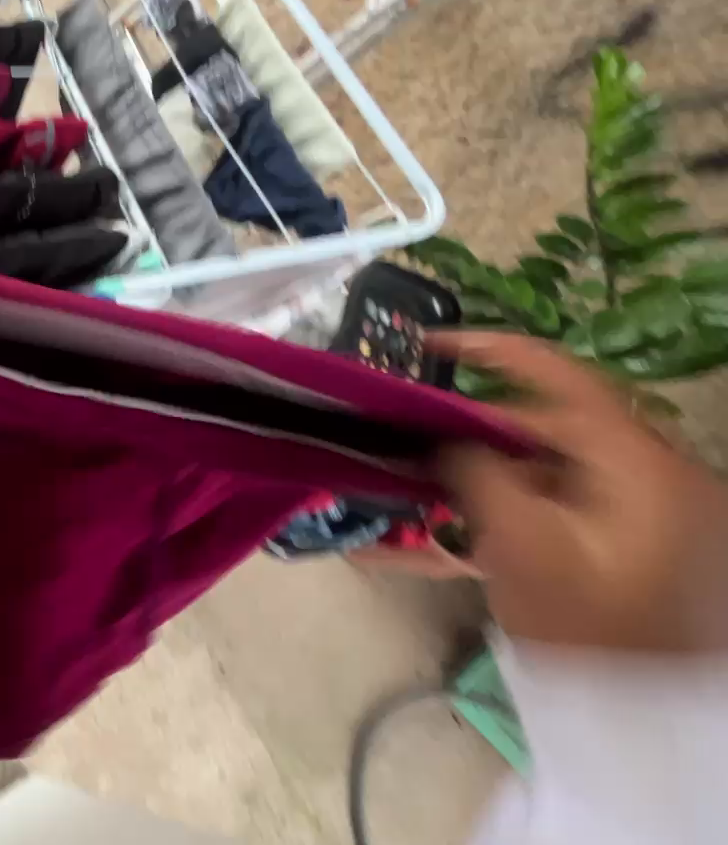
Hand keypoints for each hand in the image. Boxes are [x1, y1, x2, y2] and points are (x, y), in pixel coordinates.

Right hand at [431, 331, 727, 652]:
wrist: (636, 704)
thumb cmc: (583, 619)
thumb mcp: (519, 541)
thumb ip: (477, 472)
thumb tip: (444, 438)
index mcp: (635, 464)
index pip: (561, 378)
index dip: (491, 351)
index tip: (428, 345)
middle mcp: (644, 473)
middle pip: (543, 424)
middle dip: (468, 425)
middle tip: (404, 432)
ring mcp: (633, 508)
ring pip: (537, 463)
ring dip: (473, 467)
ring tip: (413, 477)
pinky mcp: (615, 536)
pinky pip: (544, 500)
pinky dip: (491, 504)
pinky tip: (435, 529)